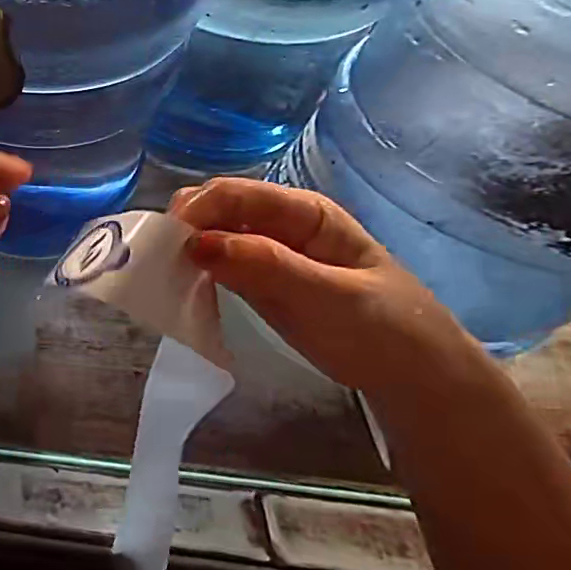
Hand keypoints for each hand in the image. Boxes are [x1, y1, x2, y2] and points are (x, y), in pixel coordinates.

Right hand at [170, 177, 490, 398]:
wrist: (411, 376)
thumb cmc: (385, 329)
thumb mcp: (330, 297)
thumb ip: (267, 267)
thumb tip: (197, 243)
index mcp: (303, 212)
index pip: (238, 193)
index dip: (199, 208)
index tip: (167, 239)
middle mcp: (279, 224)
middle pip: (218, 209)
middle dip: (185, 226)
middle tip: (158, 260)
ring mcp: (266, 253)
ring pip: (211, 236)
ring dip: (184, 250)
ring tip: (160, 274)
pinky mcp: (257, 282)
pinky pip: (216, 266)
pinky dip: (195, 273)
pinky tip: (180, 287)